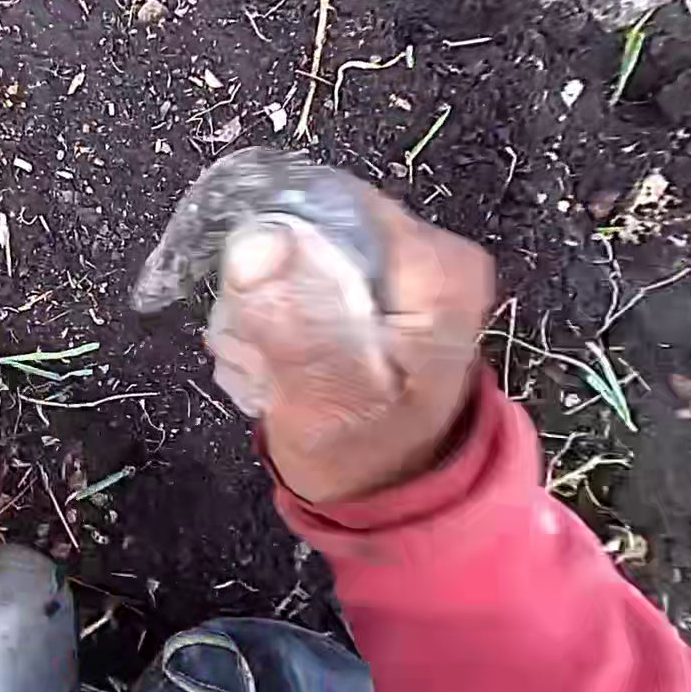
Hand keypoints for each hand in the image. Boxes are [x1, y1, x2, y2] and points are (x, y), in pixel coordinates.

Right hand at [205, 189, 494, 503]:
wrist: (381, 484)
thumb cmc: (362, 452)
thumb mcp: (329, 402)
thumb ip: (297, 326)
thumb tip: (255, 243)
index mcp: (437, 268)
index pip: (333, 207)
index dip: (277, 245)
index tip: (253, 301)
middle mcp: (425, 251)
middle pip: (314, 222)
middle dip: (271, 281)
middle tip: (261, 346)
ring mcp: (400, 263)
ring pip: (301, 243)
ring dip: (268, 298)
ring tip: (268, 357)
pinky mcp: (374, 279)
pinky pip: (304, 264)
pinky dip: (279, 305)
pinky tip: (277, 349)